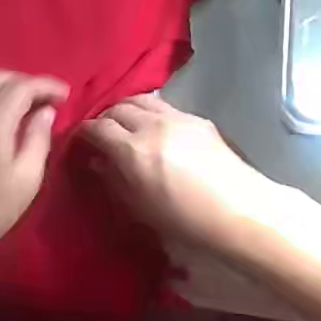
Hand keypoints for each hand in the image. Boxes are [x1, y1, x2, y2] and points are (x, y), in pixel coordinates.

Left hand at [0, 71, 69, 263]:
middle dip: (26, 82)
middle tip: (48, 100)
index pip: (21, 87)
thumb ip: (39, 139)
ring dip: (7, 90)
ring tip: (28, 109)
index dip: (46, 85)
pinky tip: (2, 122)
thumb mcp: (27, 179)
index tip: (66, 95)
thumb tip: (46, 112)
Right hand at [82, 94, 286, 249]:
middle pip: (117, 108)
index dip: (82, 133)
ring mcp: (178, 118)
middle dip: (103, 118)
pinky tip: (153, 129)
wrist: (241, 213)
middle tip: (100, 135)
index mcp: (132, 149)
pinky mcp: (198, 120)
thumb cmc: (186, 221)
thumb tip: (98, 162)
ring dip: (126, 109)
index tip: (79, 144)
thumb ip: (114, 180)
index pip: (96, 128)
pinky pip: (164, 106)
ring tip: (124, 126)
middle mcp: (152, 125)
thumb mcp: (140, 208)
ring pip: (141, 99)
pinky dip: (149, 112)